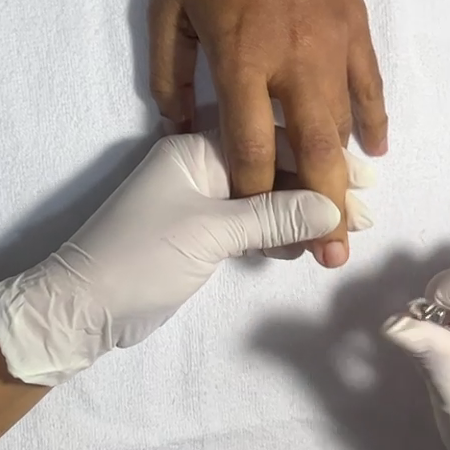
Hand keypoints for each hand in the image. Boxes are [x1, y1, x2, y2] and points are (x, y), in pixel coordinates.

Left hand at [0, 133, 375, 385]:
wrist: (84, 307)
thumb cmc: (141, 257)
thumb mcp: (209, 232)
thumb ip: (272, 216)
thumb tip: (333, 207)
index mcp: (194, 149)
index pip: (269, 142)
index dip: (317, 162)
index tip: (362, 181)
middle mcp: (201, 167)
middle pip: (271, 171)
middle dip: (317, 193)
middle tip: (365, 212)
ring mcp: (201, 201)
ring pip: (264, 201)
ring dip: (301, 217)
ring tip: (346, 234)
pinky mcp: (200, 233)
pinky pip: (250, 224)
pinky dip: (277, 235)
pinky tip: (305, 247)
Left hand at [148, 0, 387, 269]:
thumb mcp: (168, 8)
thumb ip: (170, 75)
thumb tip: (179, 126)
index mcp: (240, 59)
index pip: (251, 148)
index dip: (255, 196)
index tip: (259, 229)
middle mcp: (292, 62)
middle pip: (310, 153)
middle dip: (317, 211)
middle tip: (327, 258)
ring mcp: (332, 47)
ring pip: (346, 128)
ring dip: (348, 179)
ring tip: (352, 220)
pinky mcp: (357, 30)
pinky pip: (371, 88)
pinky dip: (374, 122)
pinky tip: (374, 151)